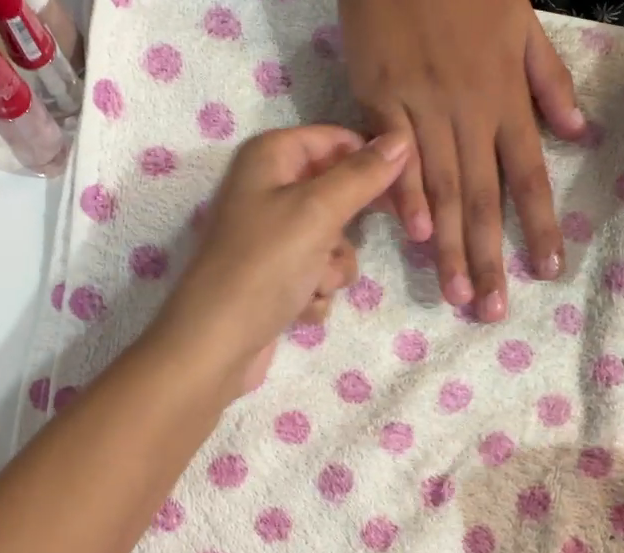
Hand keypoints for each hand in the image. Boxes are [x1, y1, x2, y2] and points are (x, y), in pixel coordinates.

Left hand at [157, 126, 409, 394]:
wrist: (220, 342)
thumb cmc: (265, 265)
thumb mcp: (318, 211)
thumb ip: (362, 175)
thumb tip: (401, 140)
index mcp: (271, 157)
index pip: (338, 141)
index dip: (371, 163)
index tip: (404, 192)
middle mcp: (269, 191)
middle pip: (338, 197)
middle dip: (347, 231)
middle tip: (340, 246)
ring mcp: (272, 239)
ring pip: (333, 245)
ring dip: (332, 270)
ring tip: (311, 284)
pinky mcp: (276, 279)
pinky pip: (317, 277)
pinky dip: (315, 293)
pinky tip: (298, 306)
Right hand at [340, 0, 586, 321]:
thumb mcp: (522, 18)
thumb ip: (548, 79)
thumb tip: (576, 133)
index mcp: (505, 96)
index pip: (529, 174)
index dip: (540, 225)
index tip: (549, 270)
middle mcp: (470, 112)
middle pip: (486, 196)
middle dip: (491, 257)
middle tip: (493, 312)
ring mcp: (423, 107)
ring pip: (443, 186)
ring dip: (451, 245)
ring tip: (457, 296)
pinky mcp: (380, 97)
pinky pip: (394, 154)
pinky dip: (403, 193)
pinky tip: (416, 236)